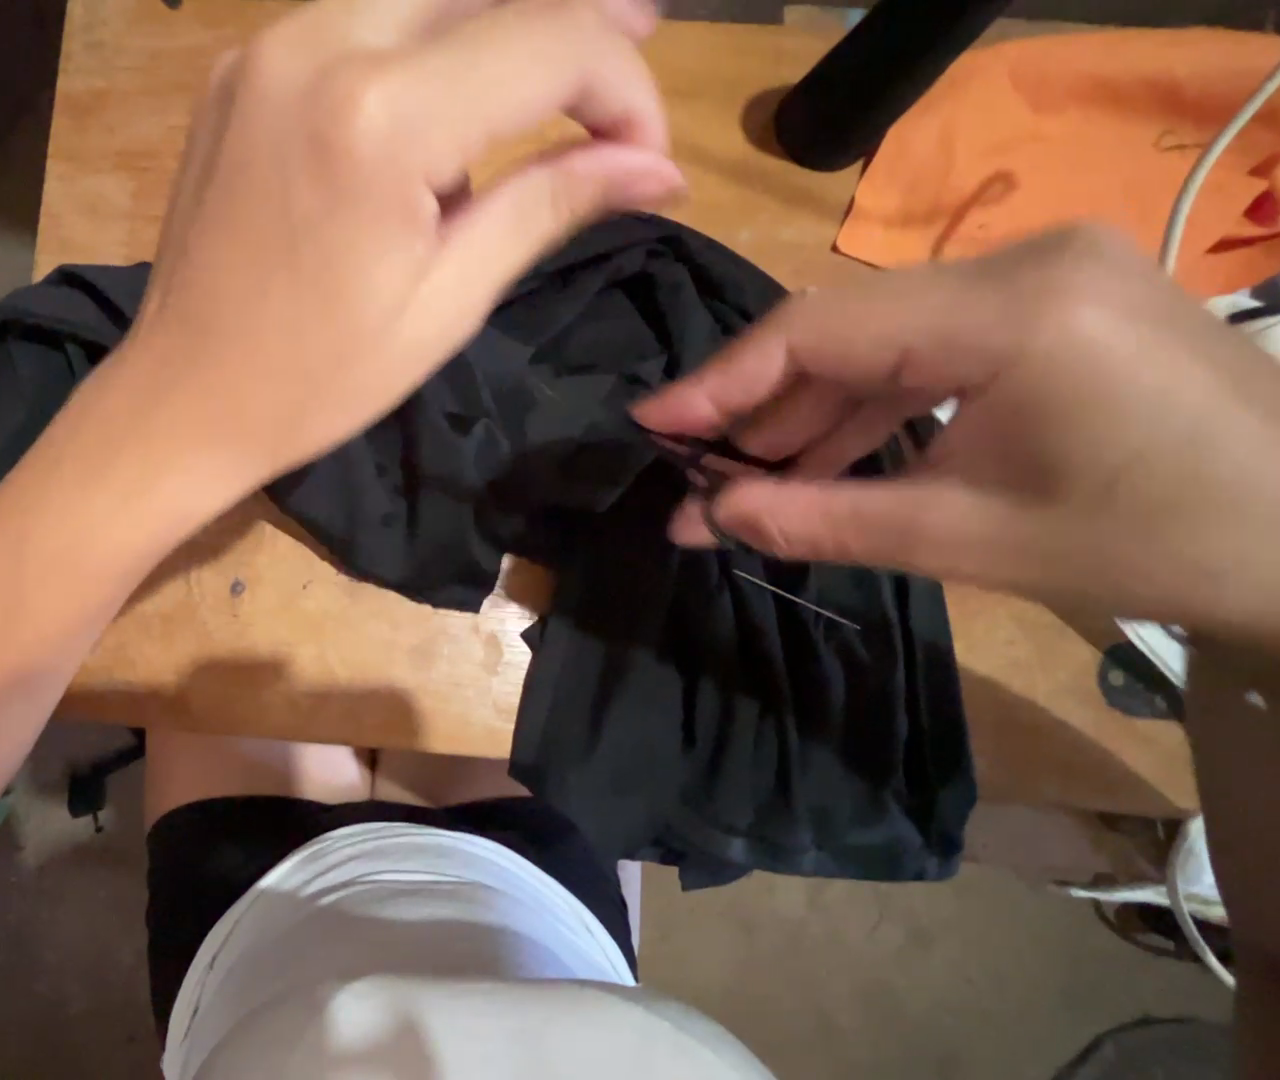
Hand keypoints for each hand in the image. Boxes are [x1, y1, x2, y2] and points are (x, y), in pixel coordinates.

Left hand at [115, 0, 683, 488]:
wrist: (183, 399)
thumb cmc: (315, 381)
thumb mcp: (444, 305)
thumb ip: (546, 206)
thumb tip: (656, 167)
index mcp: (377, 117)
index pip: (546, 43)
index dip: (623, 88)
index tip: (648, 157)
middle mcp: (316, 43)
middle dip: (573, 29)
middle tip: (629, 72)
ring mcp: (265, 47)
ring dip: (496, 35)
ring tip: (549, 91)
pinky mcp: (239, 69)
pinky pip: (355, 26)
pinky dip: (418, 52)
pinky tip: (438, 117)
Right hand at [632, 226, 1279, 647]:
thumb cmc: (1156, 542)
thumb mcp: (961, 540)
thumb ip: (811, 520)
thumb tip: (694, 520)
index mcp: (1010, 312)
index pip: (816, 328)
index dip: (717, 380)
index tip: (647, 424)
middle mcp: (1019, 264)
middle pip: (836, 327)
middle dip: (755, 406)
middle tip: (689, 469)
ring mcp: (1037, 277)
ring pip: (871, 341)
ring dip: (803, 414)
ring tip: (739, 481)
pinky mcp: (1045, 304)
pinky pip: (918, 350)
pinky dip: (861, 409)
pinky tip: (814, 460)